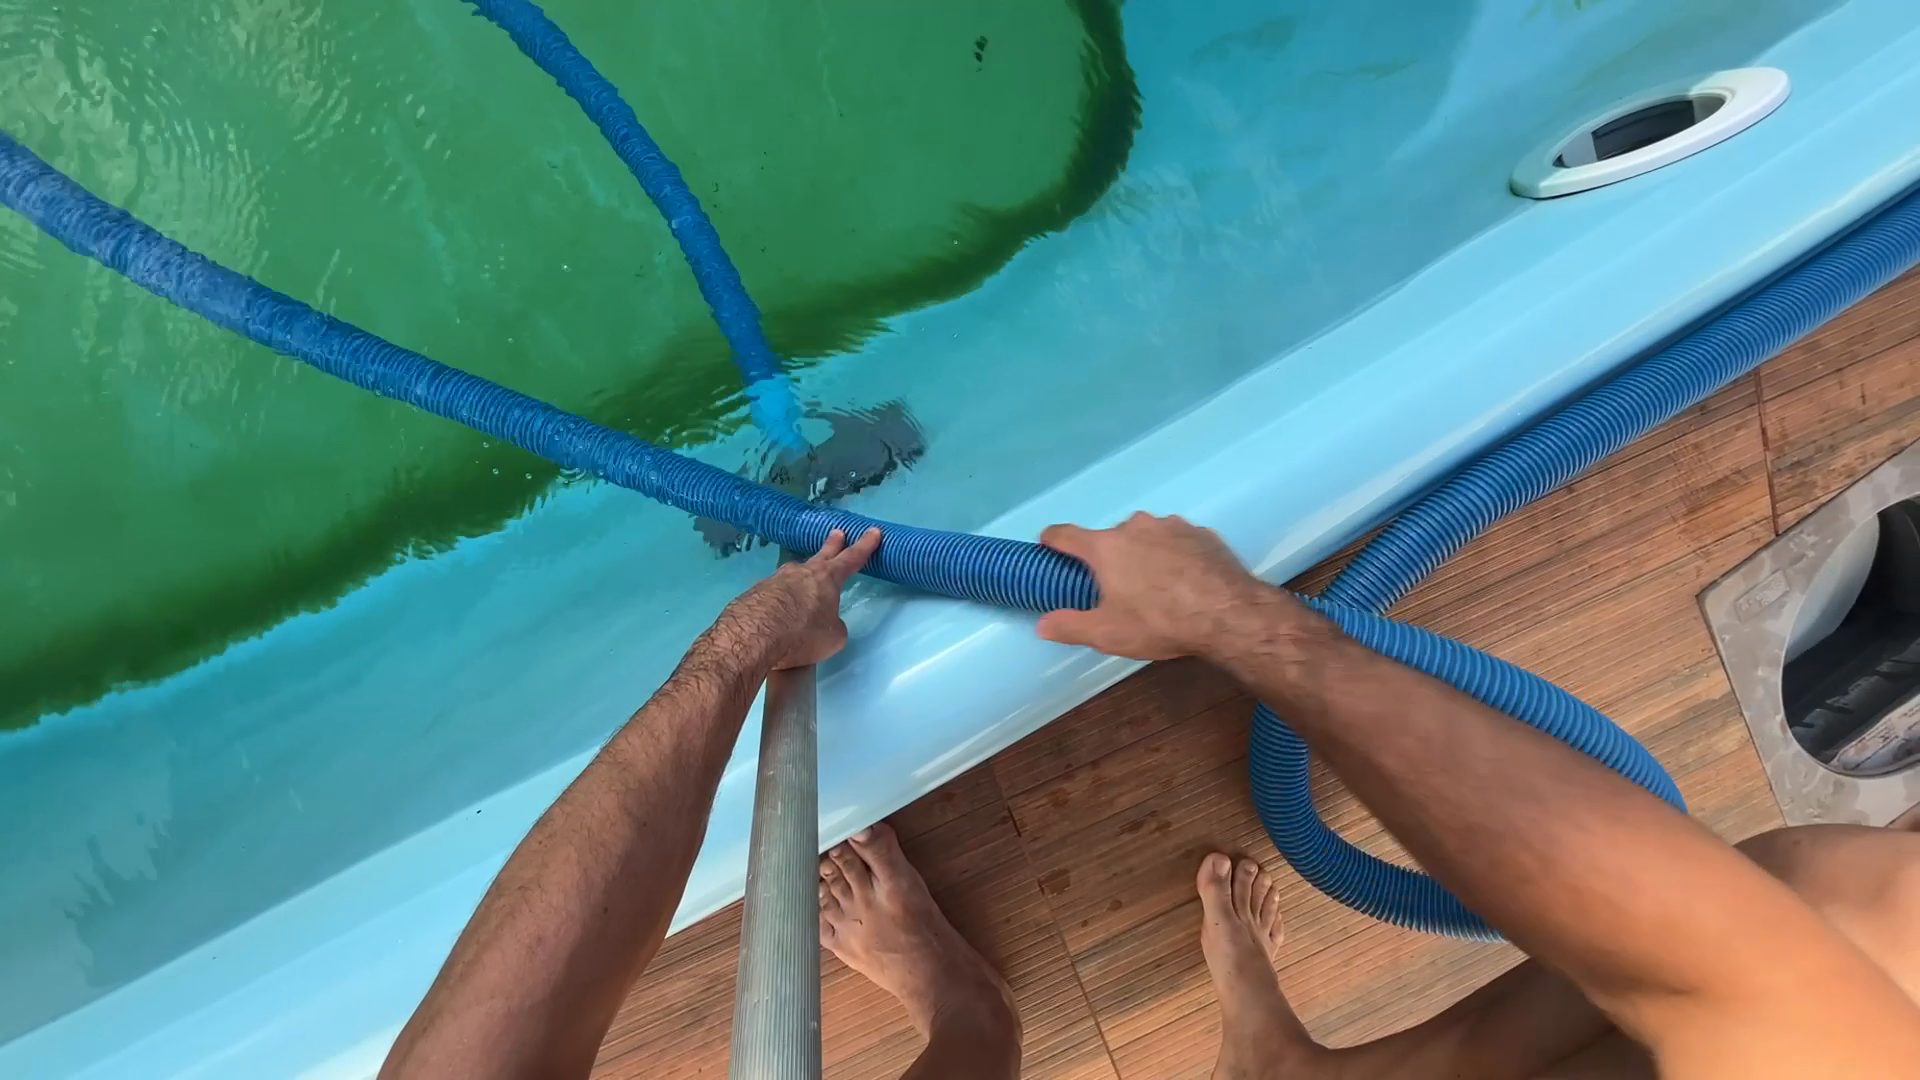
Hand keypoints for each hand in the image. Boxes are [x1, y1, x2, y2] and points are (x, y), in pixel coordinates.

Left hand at [724, 527, 881, 669]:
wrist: (753, 634)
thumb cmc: (803, 633)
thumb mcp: (832, 637)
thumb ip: (834, 627)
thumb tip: (827, 624)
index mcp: (827, 579)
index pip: (851, 559)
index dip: (864, 546)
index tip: (873, 532)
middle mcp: (802, 573)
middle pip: (821, 555)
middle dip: (832, 545)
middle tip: (837, 533)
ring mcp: (775, 580)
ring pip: (793, 572)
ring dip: (801, 571)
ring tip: (803, 573)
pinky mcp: (754, 592)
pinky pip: (773, 590)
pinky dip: (778, 595)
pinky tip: (776, 606)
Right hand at [1035, 512, 1295, 660]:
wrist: (1229, 615)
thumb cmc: (1159, 622)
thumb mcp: (1107, 633)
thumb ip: (1070, 626)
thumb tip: (1042, 625)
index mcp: (1105, 547)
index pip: (1066, 534)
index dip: (1052, 539)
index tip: (1047, 544)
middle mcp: (1135, 526)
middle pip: (1110, 537)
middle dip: (1107, 557)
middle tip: (1114, 586)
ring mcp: (1172, 526)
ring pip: (1146, 536)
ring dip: (1142, 553)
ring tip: (1154, 585)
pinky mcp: (1202, 533)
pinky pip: (1177, 541)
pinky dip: (1173, 555)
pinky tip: (1184, 581)